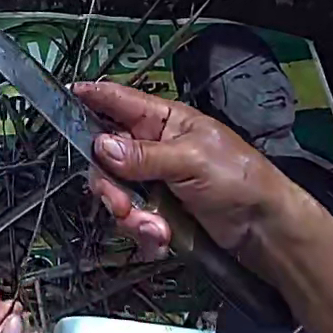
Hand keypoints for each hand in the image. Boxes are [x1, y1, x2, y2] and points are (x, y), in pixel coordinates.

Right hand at [73, 81, 293, 260]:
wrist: (264, 229)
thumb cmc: (240, 178)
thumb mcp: (191, 159)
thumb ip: (145, 155)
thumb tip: (103, 146)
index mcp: (165, 120)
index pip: (121, 100)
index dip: (93, 96)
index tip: (68, 94)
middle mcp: (154, 146)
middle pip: (107, 156)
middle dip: (110, 185)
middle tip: (122, 205)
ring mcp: (155, 179)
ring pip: (117, 191)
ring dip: (130, 214)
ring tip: (153, 228)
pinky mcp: (159, 209)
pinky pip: (132, 218)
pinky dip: (142, 231)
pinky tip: (160, 238)